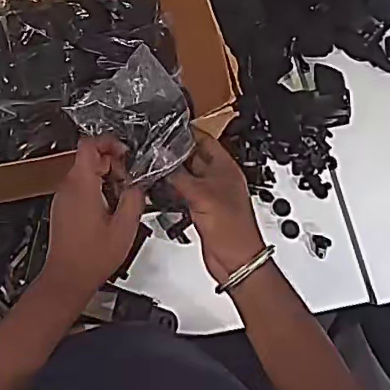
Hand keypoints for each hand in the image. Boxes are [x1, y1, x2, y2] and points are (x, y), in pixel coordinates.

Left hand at [39, 137, 147, 300]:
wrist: (67, 279)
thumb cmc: (90, 258)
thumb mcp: (125, 226)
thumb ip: (135, 197)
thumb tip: (139, 184)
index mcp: (81, 185)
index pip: (89, 144)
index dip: (109, 142)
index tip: (124, 152)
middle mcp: (68, 187)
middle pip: (90, 157)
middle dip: (113, 163)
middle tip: (128, 180)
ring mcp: (63, 197)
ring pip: (86, 171)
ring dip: (106, 176)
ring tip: (120, 196)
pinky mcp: (63, 207)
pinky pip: (80, 186)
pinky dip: (97, 188)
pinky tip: (109, 208)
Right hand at [168, 134, 266, 285]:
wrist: (236, 261)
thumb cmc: (233, 229)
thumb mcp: (201, 195)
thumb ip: (179, 175)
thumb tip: (162, 159)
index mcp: (225, 168)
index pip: (205, 139)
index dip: (188, 132)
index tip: (169, 127)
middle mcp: (218, 179)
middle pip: (193, 157)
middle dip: (175, 152)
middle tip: (154, 147)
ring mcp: (209, 194)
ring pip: (186, 176)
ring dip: (171, 172)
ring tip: (153, 166)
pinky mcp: (201, 210)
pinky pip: (183, 194)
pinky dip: (171, 190)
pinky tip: (159, 189)